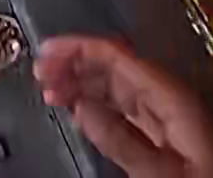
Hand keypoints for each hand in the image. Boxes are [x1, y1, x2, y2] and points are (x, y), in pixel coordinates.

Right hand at [36, 36, 212, 177]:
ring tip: (52, 88)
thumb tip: (83, 106)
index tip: (47, 49)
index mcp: (172, 94)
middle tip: (40, 71)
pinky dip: (100, 107)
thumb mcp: (164, 174)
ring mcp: (170, 117)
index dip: (80, 47)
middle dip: (76, 63)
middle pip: (116, 66)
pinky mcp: (169, 137)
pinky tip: (82, 110)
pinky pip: (127, 111)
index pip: (118, 55)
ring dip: (84, 84)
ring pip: (118, 88)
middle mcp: (170, 97)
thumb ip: (123, 140)